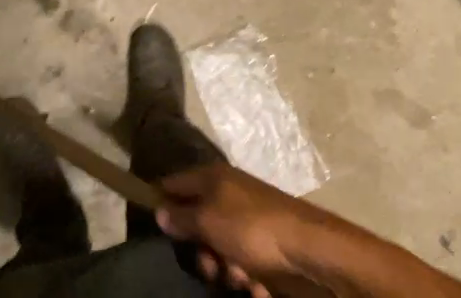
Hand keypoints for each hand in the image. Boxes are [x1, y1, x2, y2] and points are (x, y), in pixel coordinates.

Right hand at [156, 164, 318, 297]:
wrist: (307, 249)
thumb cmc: (249, 227)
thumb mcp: (207, 221)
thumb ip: (180, 216)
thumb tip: (159, 211)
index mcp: (212, 177)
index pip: (174, 183)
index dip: (160, 201)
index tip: (153, 225)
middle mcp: (228, 193)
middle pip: (197, 221)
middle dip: (200, 249)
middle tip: (207, 265)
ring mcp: (247, 219)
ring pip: (219, 246)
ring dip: (223, 266)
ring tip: (238, 277)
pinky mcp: (264, 243)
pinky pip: (242, 259)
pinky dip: (245, 273)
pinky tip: (255, 283)